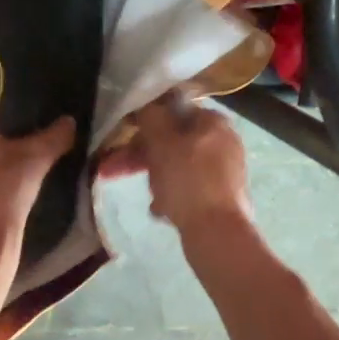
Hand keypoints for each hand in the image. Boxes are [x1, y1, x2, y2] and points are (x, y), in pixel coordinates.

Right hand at [118, 95, 252, 237]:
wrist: (218, 234)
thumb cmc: (188, 181)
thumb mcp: (162, 144)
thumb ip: (151, 118)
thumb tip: (146, 104)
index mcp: (214, 121)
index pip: (174, 111)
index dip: (145, 123)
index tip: (121, 138)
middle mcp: (224, 140)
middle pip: (174, 141)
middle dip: (143, 156)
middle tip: (112, 170)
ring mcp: (226, 170)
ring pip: (179, 166)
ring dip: (157, 178)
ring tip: (147, 198)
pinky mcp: (224, 196)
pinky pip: (190, 188)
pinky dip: (173, 196)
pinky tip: (160, 212)